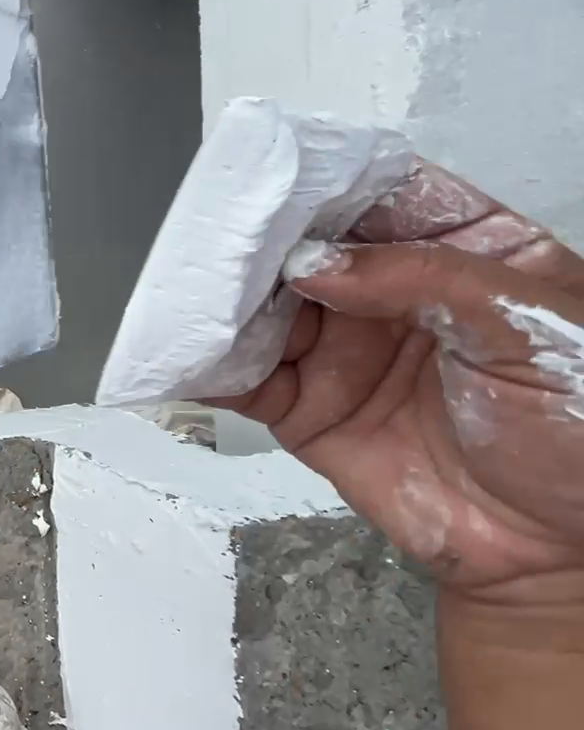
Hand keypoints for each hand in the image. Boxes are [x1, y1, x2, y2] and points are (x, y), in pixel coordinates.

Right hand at [210, 164, 583, 604]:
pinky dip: (202, 367)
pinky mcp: (296, 403)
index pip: (382, 200)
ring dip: (218, 306)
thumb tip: (311, 262)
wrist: (561, 553)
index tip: (270, 176)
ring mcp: (334, 349)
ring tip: (186, 297)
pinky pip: (236, 378)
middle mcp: (385, 296)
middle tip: (210, 242)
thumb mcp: (537, 333)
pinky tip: (182, 353)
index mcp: (460, 256)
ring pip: (256, 312)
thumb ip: (426, 281)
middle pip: (302, 254)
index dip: (326, 183)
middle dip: (252, 247)